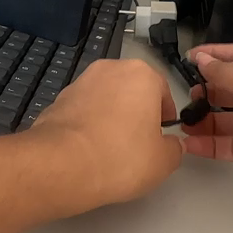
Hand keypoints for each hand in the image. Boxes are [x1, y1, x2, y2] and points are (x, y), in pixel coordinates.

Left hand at [29, 59, 183, 207]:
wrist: (63, 163)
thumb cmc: (122, 156)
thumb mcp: (163, 161)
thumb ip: (174, 148)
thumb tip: (173, 144)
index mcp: (141, 74)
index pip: (162, 90)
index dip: (165, 115)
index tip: (162, 136)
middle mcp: (110, 69)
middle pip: (131, 90)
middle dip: (137, 112)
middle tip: (139, 143)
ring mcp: (81, 81)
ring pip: (105, 98)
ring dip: (111, 116)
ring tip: (111, 149)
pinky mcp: (58, 98)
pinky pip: (83, 110)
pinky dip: (88, 124)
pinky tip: (89, 149)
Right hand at [181, 42, 232, 202]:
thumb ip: (222, 71)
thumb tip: (204, 60)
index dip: (214, 55)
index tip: (190, 58)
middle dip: (208, 90)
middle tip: (186, 94)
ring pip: (229, 120)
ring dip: (205, 119)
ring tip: (182, 120)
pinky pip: (230, 146)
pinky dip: (210, 145)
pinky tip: (190, 144)